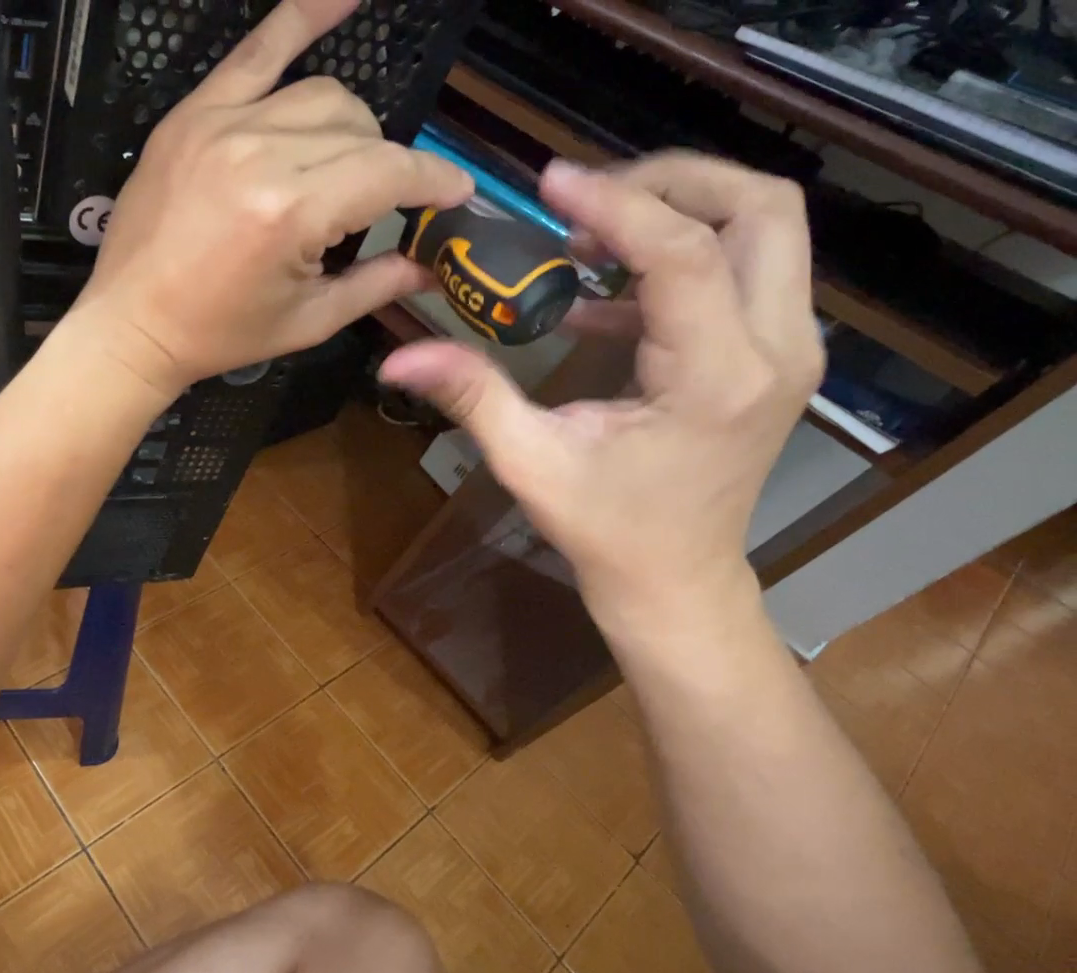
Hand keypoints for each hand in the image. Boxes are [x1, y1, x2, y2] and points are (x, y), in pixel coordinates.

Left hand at [76, 0, 471, 396]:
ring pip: (322, 95)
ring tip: (335, 166)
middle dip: (382, 167)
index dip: (433, 182)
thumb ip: (375, 285)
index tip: (454, 194)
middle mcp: (261, 155)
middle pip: (360, 129)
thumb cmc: (218, 333)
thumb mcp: (305, 322)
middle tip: (368, 206)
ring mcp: (221, 126)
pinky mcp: (191, 114)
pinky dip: (302, 16)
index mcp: (292, 212)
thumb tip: (431, 264)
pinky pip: (256, 49)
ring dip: (347, 127)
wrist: (129, 325)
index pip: (390, 171)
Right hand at [380, 152, 823, 623]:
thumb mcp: (530, 462)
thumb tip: (396, 357)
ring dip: (680, 211)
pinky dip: (677, 257)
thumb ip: (472, 396)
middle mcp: (777, 349)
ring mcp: (789, 348)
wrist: (675, 577)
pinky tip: (600, 293)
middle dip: (673, 182)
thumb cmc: (604, 529)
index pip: (683, 254)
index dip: (615, 206)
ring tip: (589, 234)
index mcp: (717, 378)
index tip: (551, 183)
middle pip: (760, 209)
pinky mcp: (775, 353)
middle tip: (586, 197)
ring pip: (765, 229)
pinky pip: (744, 270)